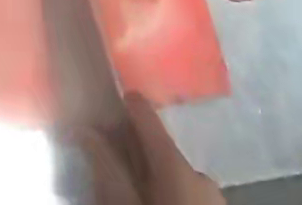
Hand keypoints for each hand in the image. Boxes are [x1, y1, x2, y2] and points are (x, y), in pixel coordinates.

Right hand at [74, 96, 223, 204]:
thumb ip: (106, 170)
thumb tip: (86, 129)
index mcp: (175, 164)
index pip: (144, 113)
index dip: (121, 107)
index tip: (100, 113)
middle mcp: (199, 173)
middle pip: (157, 149)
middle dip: (131, 156)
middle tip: (107, 177)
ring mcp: (215, 199)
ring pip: (172, 178)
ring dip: (150, 184)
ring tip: (129, 200)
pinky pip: (187, 197)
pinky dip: (168, 200)